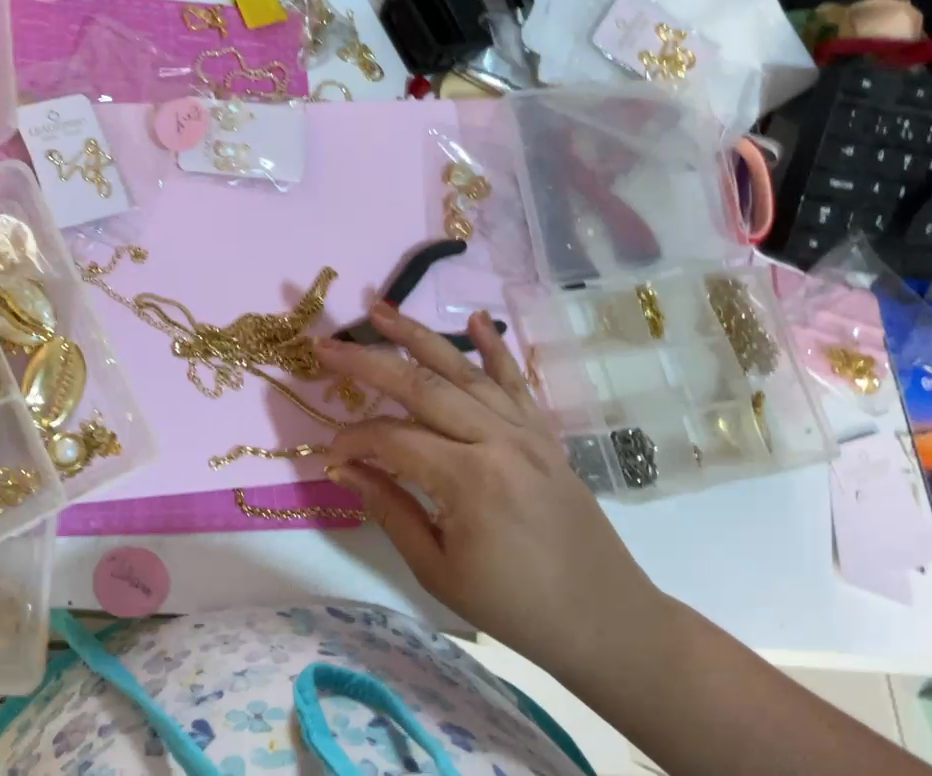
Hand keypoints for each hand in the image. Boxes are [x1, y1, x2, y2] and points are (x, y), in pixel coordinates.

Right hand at [316, 306, 672, 676]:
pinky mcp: (545, 437)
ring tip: (379, 310)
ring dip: (418, 337)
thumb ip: (389, 508)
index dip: (352, 441)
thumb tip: (343, 468)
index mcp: (470, 480)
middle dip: (367, 362)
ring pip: (463, 371)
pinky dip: (495, 349)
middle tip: (325, 346)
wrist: (607, 622)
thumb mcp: (437, 569)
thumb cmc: (514, 606)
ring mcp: (527, 433)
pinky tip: (477, 318)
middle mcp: (499, 442)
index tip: (329, 457)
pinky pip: (516, 382)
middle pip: (421, 386)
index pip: (392, 438)